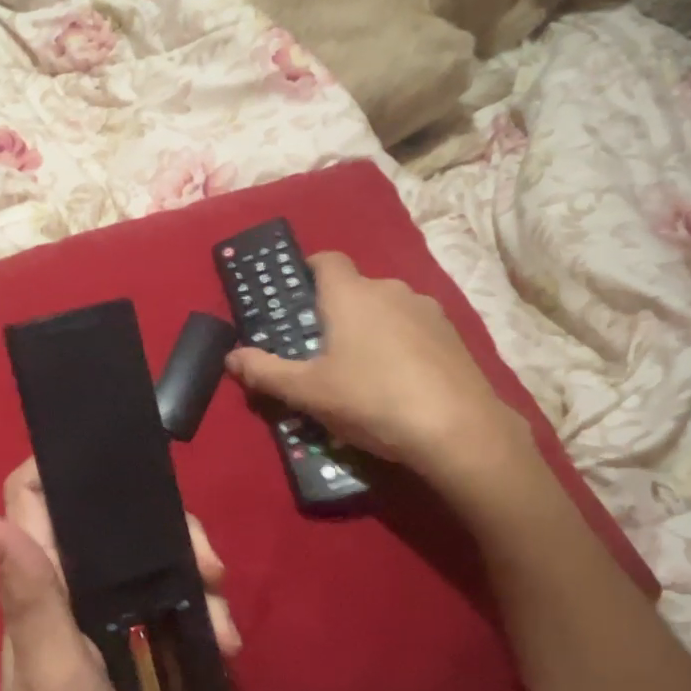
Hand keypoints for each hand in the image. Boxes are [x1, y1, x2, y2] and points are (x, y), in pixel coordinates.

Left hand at [0, 460, 238, 690]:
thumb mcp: (52, 669)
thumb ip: (27, 593)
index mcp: (36, 581)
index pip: (30, 497)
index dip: (61, 467)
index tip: (121, 465)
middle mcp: (63, 586)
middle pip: (107, 523)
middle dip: (165, 531)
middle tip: (211, 564)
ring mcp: (95, 615)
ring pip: (145, 562)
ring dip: (191, 577)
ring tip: (223, 621)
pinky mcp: (125, 643)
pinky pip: (163, 604)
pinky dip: (195, 612)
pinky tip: (223, 640)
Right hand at [224, 252, 531, 485]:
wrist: (459, 430)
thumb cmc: (371, 400)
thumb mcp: (308, 392)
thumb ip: (265, 372)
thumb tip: (231, 357)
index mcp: (351, 294)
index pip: (326, 260)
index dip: (307, 272)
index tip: (294, 300)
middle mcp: (390, 289)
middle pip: (354, 289)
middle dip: (334, 313)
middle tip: (318, 352)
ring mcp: (427, 311)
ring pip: (386, 310)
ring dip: (369, 330)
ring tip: (359, 372)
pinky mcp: (453, 336)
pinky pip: (413, 330)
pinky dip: (399, 346)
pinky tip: (397, 383)